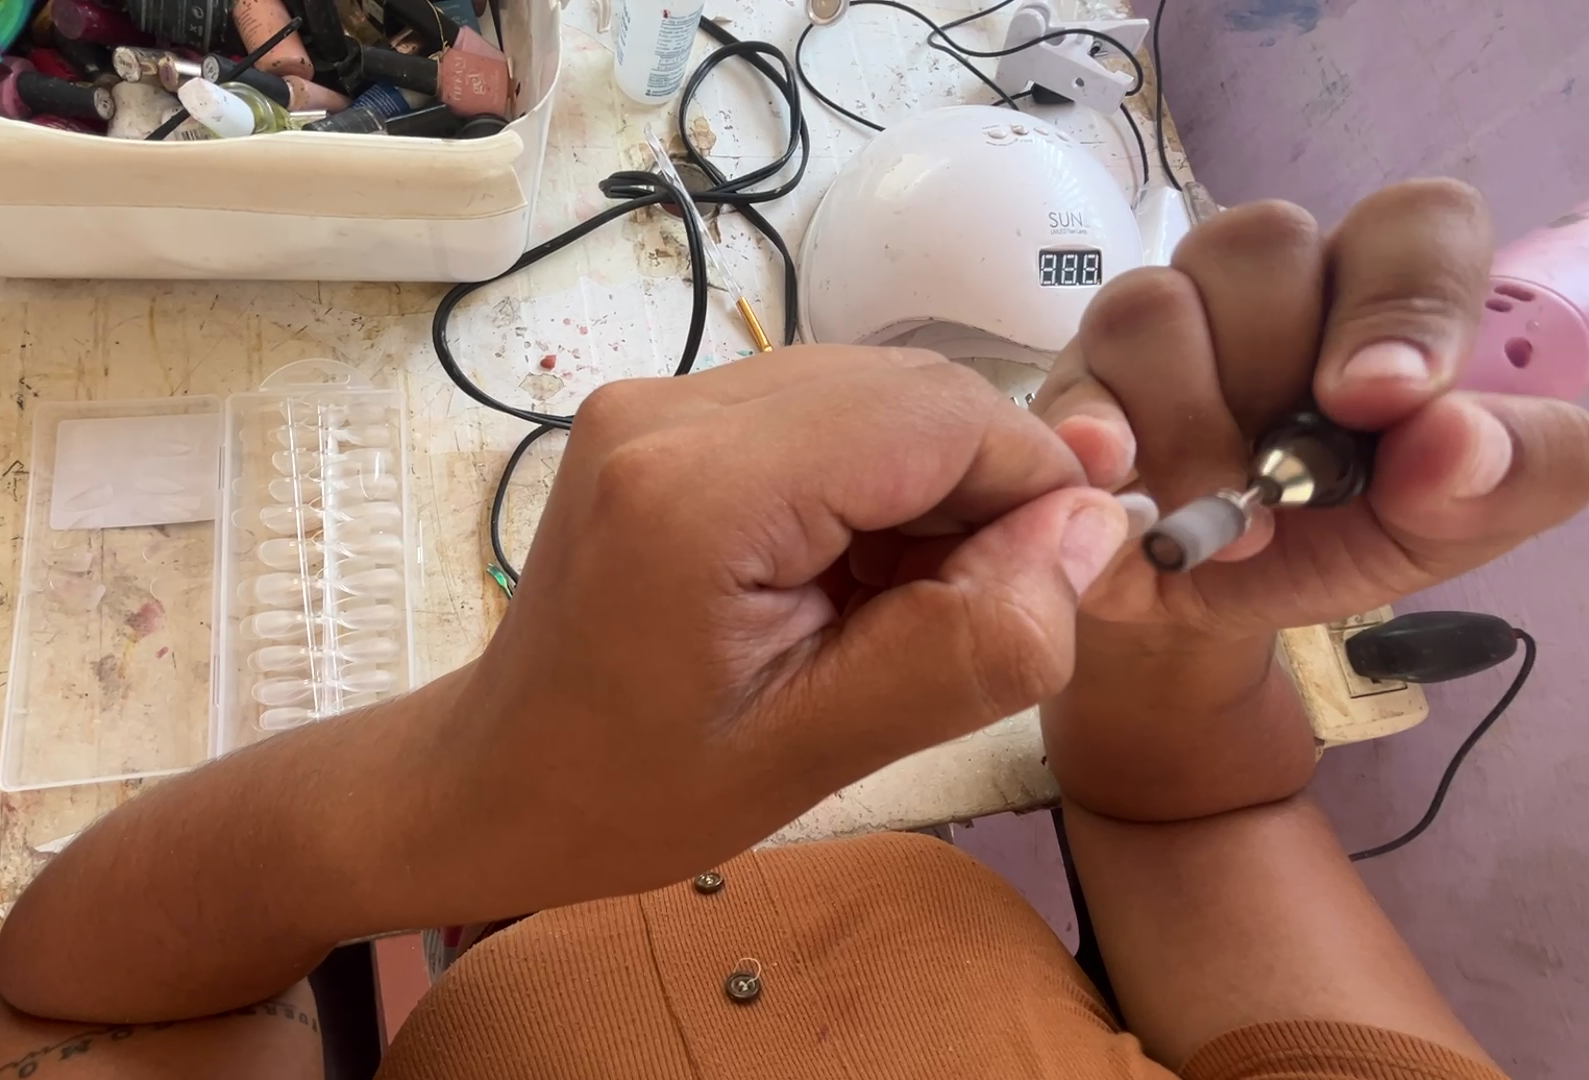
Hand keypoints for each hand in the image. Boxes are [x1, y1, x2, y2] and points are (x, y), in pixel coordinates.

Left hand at [430, 346, 1129, 910]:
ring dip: (917, 489)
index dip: (1029, 482)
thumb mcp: (818, 748)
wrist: (502, 771)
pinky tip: (837, 570)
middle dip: (973, 489)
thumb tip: (1085, 526)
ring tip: (885, 604)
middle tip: (964, 609)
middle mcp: (667, 407)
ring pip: (863, 397)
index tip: (1052, 581)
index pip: (936, 416)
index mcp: (699, 488)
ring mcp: (651, 400)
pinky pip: (808, 415)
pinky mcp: (653, 418)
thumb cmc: (637, 789)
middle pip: (902, 393)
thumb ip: (971, 643)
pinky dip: (858, 482)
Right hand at [1032, 181, 1588, 819]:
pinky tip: (1102, 481)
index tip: (1383, 403)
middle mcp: (1236, 313)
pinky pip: (1062, 386)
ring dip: (1176, 401)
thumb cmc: (1289, 574)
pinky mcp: (1054, 404)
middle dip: (1269, 346)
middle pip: (1251, 244)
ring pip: (1150, 302)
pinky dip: (1085, 428)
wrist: (1161, 642)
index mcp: (1344, 319)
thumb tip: (1457, 431)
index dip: (1400, 292)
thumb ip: (1497, 482)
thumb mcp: (1423, 544)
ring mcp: (1131, 351)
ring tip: (1176, 496)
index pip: (1400, 228)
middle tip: (1272, 458)